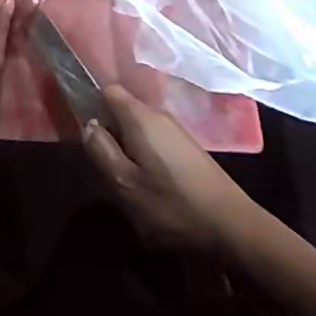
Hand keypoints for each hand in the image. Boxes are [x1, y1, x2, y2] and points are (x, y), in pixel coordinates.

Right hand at [81, 85, 255, 252]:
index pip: (108, 90)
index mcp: (140, 116)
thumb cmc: (172, 204)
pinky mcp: (187, 146)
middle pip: (123, 107)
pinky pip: (154, 137)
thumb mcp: (126, 184)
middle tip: (102, 160)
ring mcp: (176, 129)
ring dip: (127, 143)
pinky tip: (147, 179)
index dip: (92, 103)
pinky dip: (144, 151)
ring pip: (139, 124)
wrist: (231, 225)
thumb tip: (88, 125)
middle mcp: (158, 114)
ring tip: (123, 174)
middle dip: (109, 128)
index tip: (84, 128)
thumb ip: (102, 151)